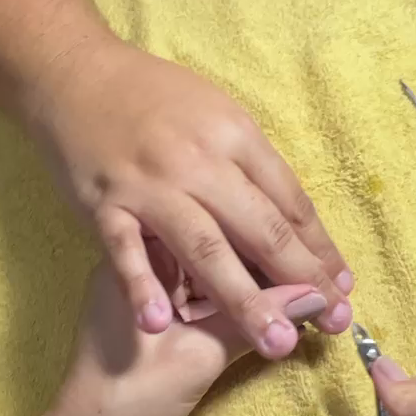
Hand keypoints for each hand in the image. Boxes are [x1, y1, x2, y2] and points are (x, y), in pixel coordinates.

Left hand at [0, 266, 330, 415]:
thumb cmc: (132, 396)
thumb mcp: (199, 356)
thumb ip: (254, 320)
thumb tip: (316, 297)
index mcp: (141, 255)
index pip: (216, 230)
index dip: (270, 243)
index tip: (319, 263)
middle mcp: (144, 257)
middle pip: (219, 244)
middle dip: (269, 263)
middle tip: (326, 281)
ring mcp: (150, 282)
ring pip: (217, 266)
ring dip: (257, 281)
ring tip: (310, 292)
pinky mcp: (158, 306)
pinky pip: (205, 288)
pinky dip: (238, 297)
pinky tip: (276, 306)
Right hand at [28, 39, 352, 357]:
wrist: (74, 74)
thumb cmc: (150, 96)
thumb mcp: (213, 113)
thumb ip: (247, 165)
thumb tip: (288, 218)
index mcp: (233, 134)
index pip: (288, 200)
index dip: (319, 247)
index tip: (342, 284)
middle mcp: (198, 160)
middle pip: (260, 228)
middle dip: (302, 280)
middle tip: (334, 323)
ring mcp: (150, 185)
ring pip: (205, 247)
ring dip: (244, 299)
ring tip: (275, 341)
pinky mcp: (105, 204)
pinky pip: (126, 251)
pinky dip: (141, 287)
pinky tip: (159, 323)